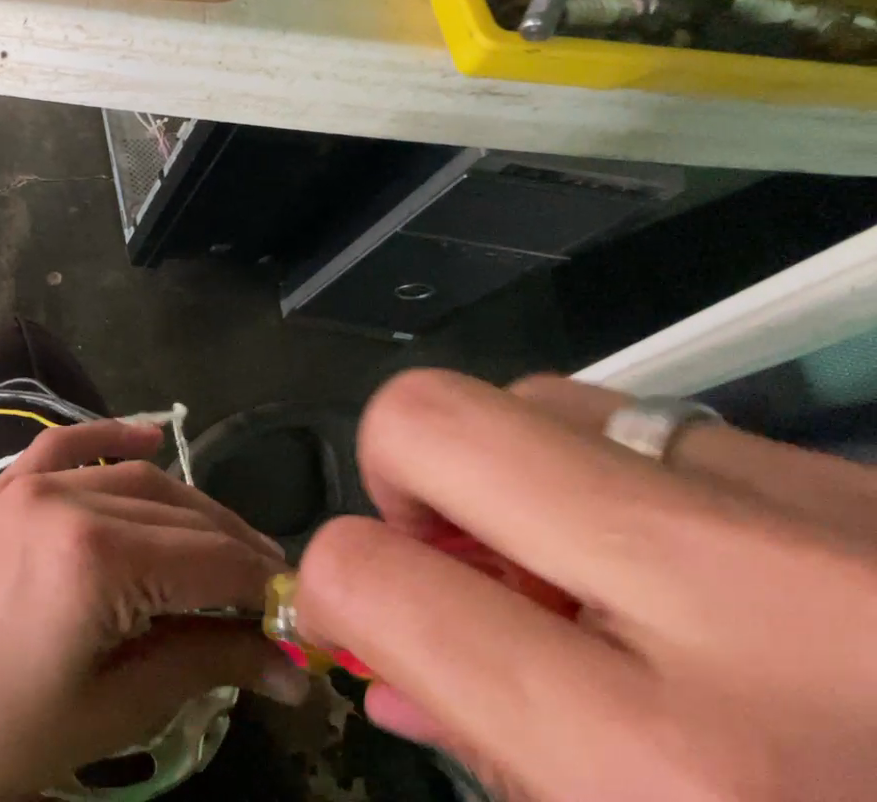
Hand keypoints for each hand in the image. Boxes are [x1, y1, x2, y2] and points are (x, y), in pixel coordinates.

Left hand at [0, 419, 306, 799]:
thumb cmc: (3, 735)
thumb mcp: (116, 707)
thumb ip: (205, 664)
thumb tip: (291, 667)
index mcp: (97, 558)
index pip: (214, 559)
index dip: (267, 590)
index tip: (302, 621)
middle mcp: (64, 500)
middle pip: (180, 514)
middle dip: (236, 554)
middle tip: (274, 599)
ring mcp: (24, 486)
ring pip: (132, 480)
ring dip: (189, 510)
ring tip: (228, 552)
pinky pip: (61, 447)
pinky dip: (109, 438)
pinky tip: (150, 439)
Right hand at [296, 370, 876, 801]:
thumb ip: (494, 753)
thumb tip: (390, 667)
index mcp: (664, 762)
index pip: (368, 571)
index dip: (338, 585)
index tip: (377, 617)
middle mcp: (750, 609)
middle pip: (434, 415)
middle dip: (402, 477)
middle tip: (453, 555)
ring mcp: (849, 525)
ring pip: (554, 401)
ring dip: (524, 476)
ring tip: (594, 576)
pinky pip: (684, 433)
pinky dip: (645, 490)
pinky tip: (721, 583)